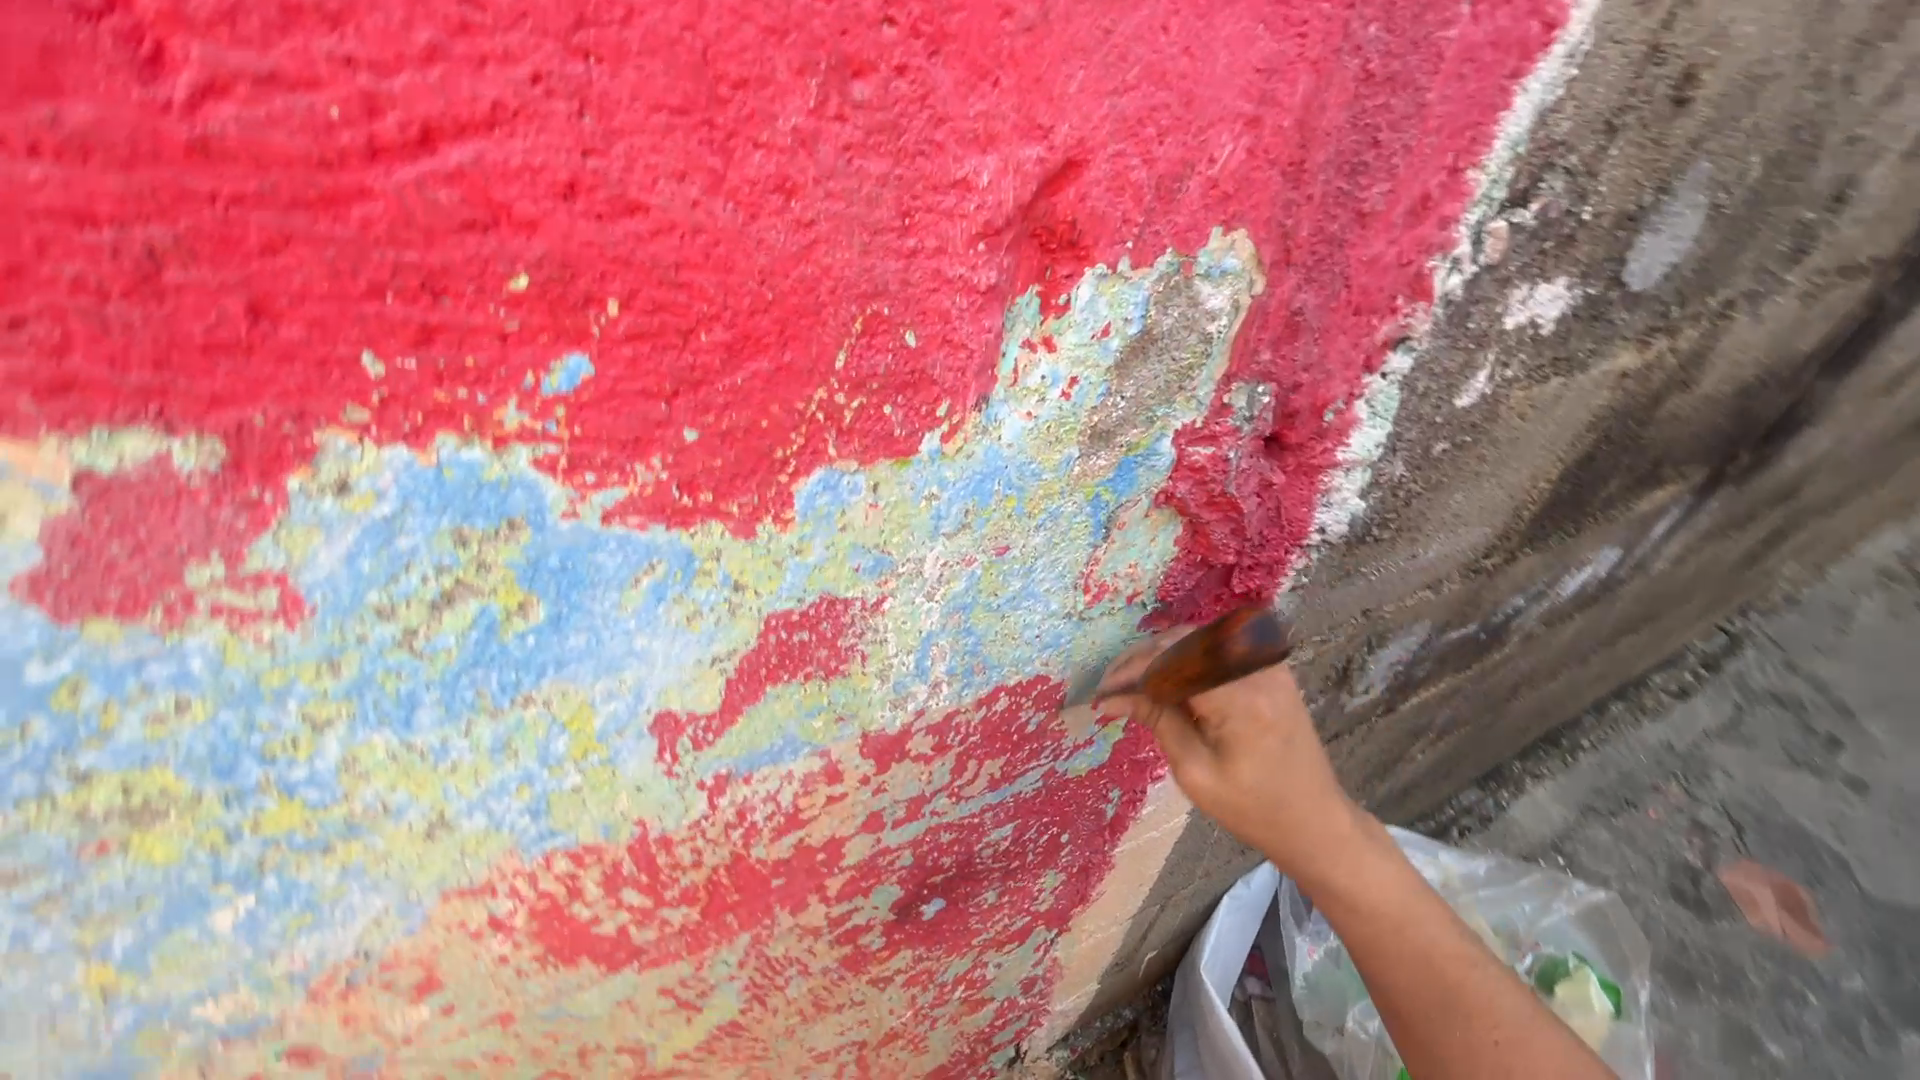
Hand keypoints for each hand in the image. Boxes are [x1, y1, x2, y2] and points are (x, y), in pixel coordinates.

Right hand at [1095, 627, 1364, 878]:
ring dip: (1160, 654)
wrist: (1314, 819)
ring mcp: (1267, 664)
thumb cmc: (1253, 809)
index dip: (1131, 673)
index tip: (1102, 695)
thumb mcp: (1195, 773)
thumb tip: (1116, 697)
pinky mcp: (1269, 668)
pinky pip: (1217, 648)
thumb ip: (1159, 722)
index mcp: (1240, 700)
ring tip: (1131, 682)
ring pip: (1198, 638)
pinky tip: (1164, 677)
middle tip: (1110, 686)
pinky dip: (1184, 656)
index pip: (1172, 664)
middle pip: (1183, 642)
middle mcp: (1257, 670)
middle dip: (1140, 659)